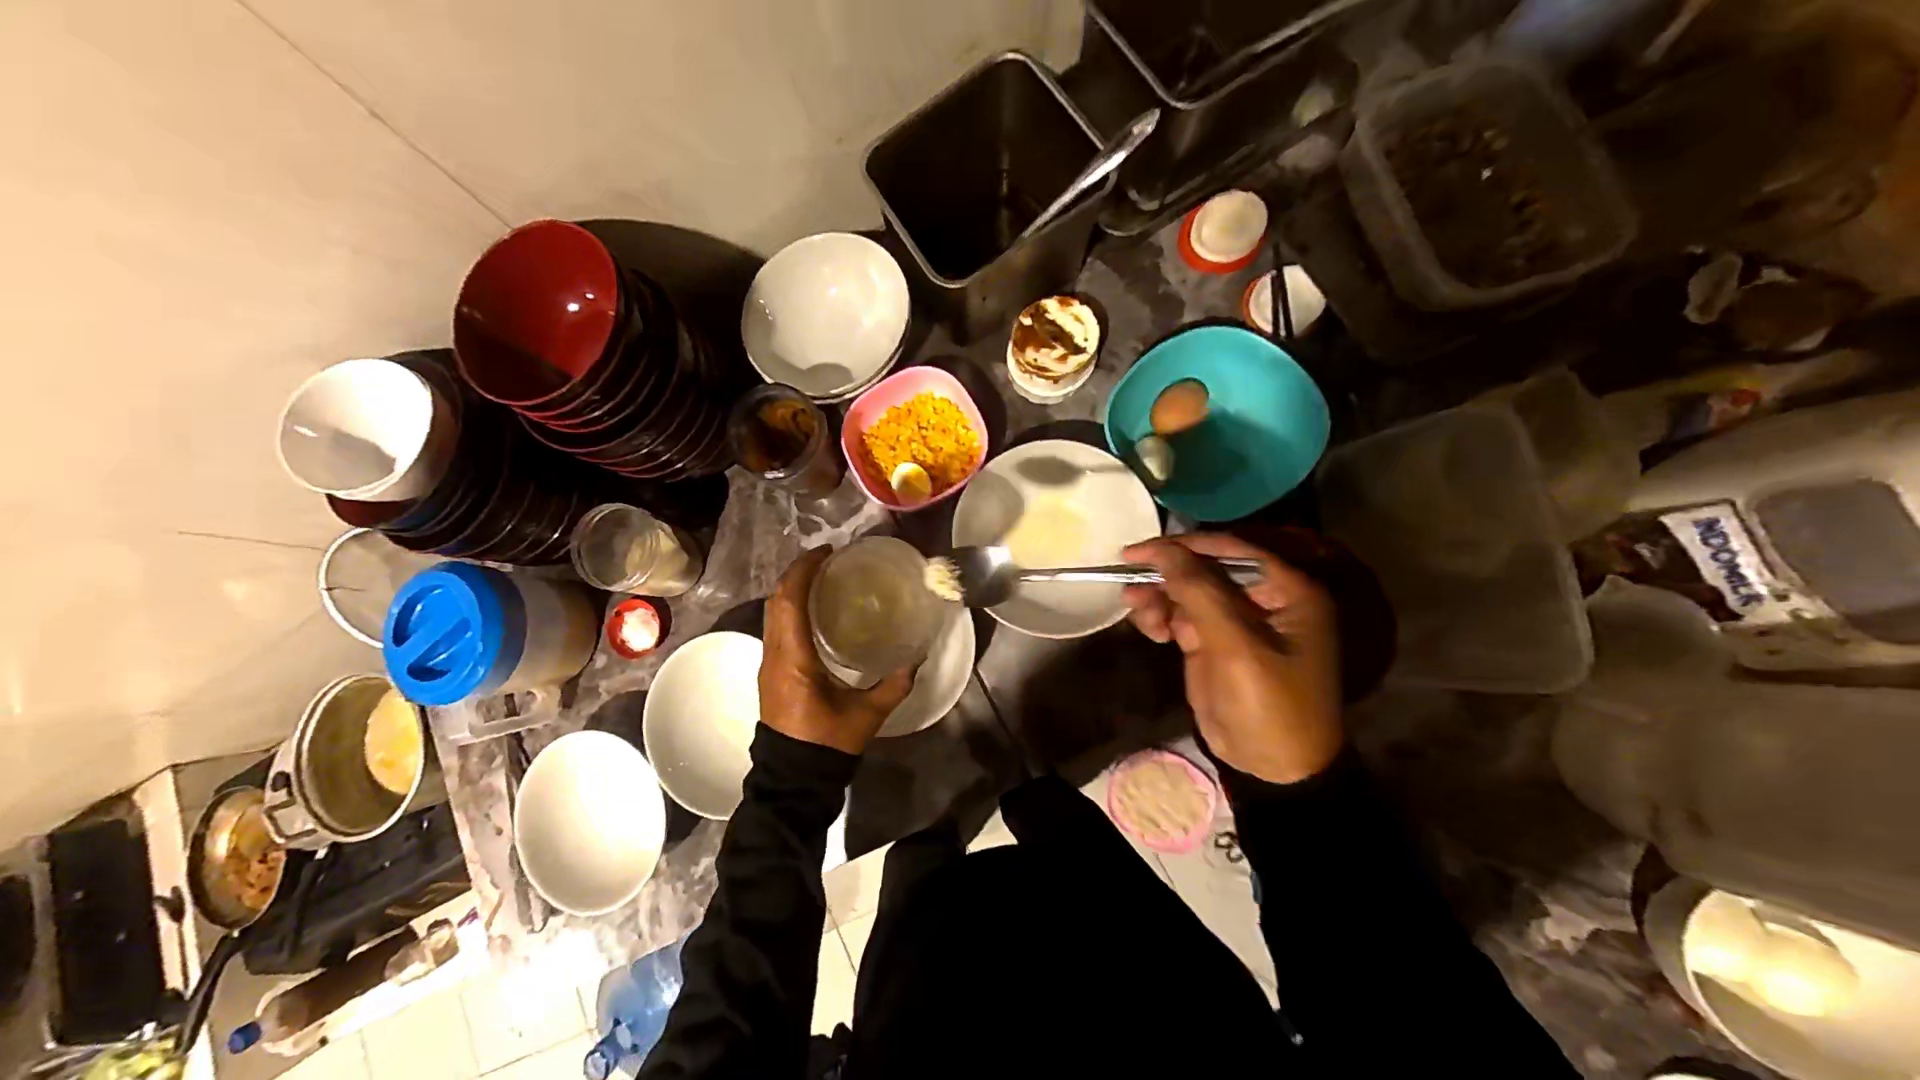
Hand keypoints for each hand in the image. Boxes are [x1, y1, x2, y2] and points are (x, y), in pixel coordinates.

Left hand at [759, 547, 915, 754]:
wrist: (793, 777)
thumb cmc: (828, 742)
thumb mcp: (867, 714)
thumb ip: (893, 685)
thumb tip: (916, 659)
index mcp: (793, 659)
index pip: (789, 601)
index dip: (803, 571)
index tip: (826, 553)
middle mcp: (774, 655)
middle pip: (776, 601)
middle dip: (797, 574)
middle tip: (827, 561)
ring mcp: (768, 664)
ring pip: (772, 614)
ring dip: (792, 591)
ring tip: (822, 580)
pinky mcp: (770, 673)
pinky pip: (775, 628)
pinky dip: (790, 610)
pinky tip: (814, 612)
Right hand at [1121, 534, 1342, 783]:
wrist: (1272, 768)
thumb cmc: (1270, 705)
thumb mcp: (1237, 648)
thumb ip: (1200, 593)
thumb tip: (1164, 551)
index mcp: (1288, 591)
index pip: (1231, 550)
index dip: (1184, 546)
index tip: (1139, 551)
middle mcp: (1264, 598)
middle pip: (1206, 568)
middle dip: (1168, 575)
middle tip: (1130, 582)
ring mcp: (1237, 620)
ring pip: (1188, 591)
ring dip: (1160, 597)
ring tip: (1138, 611)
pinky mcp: (1213, 641)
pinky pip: (1181, 615)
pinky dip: (1161, 617)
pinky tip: (1151, 629)